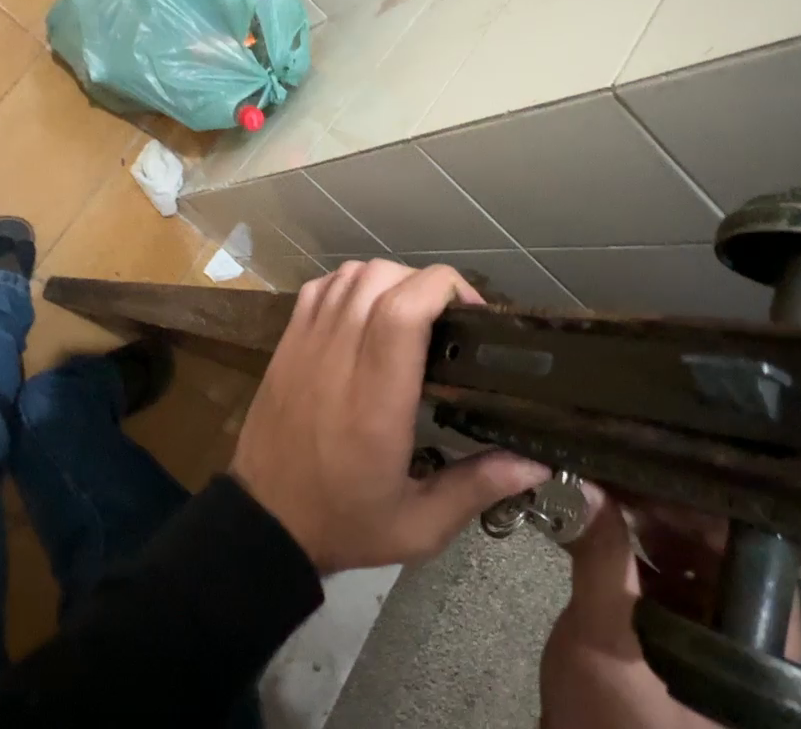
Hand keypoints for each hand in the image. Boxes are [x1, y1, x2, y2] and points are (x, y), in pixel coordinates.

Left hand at [230, 259, 550, 573]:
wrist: (263, 523)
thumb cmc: (344, 523)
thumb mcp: (419, 525)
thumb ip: (477, 487)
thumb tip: (536, 462)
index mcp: (374, 401)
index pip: (401, 310)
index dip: (441, 289)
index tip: (470, 312)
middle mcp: (337, 360)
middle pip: (378, 279)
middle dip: (423, 284)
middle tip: (446, 320)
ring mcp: (304, 346)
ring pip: (348, 276)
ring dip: (386, 281)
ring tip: (409, 316)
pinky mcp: (284, 346)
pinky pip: (318, 289)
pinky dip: (347, 286)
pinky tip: (364, 314)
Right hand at [540, 488, 800, 728]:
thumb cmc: (611, 726)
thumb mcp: (603, 641)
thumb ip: (599, 558)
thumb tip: (581, 483)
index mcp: (762, 645)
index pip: (746, 548)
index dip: (695, 502)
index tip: (641, 468)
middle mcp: (754, 639)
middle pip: (718, 551)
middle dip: (660, 508)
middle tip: (608, 473)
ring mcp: (720, 645)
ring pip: (690, 563)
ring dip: (643, 527)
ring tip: (599, 492)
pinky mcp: (686, 647)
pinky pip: (668, 583)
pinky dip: (633, 554)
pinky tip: (598, 530)